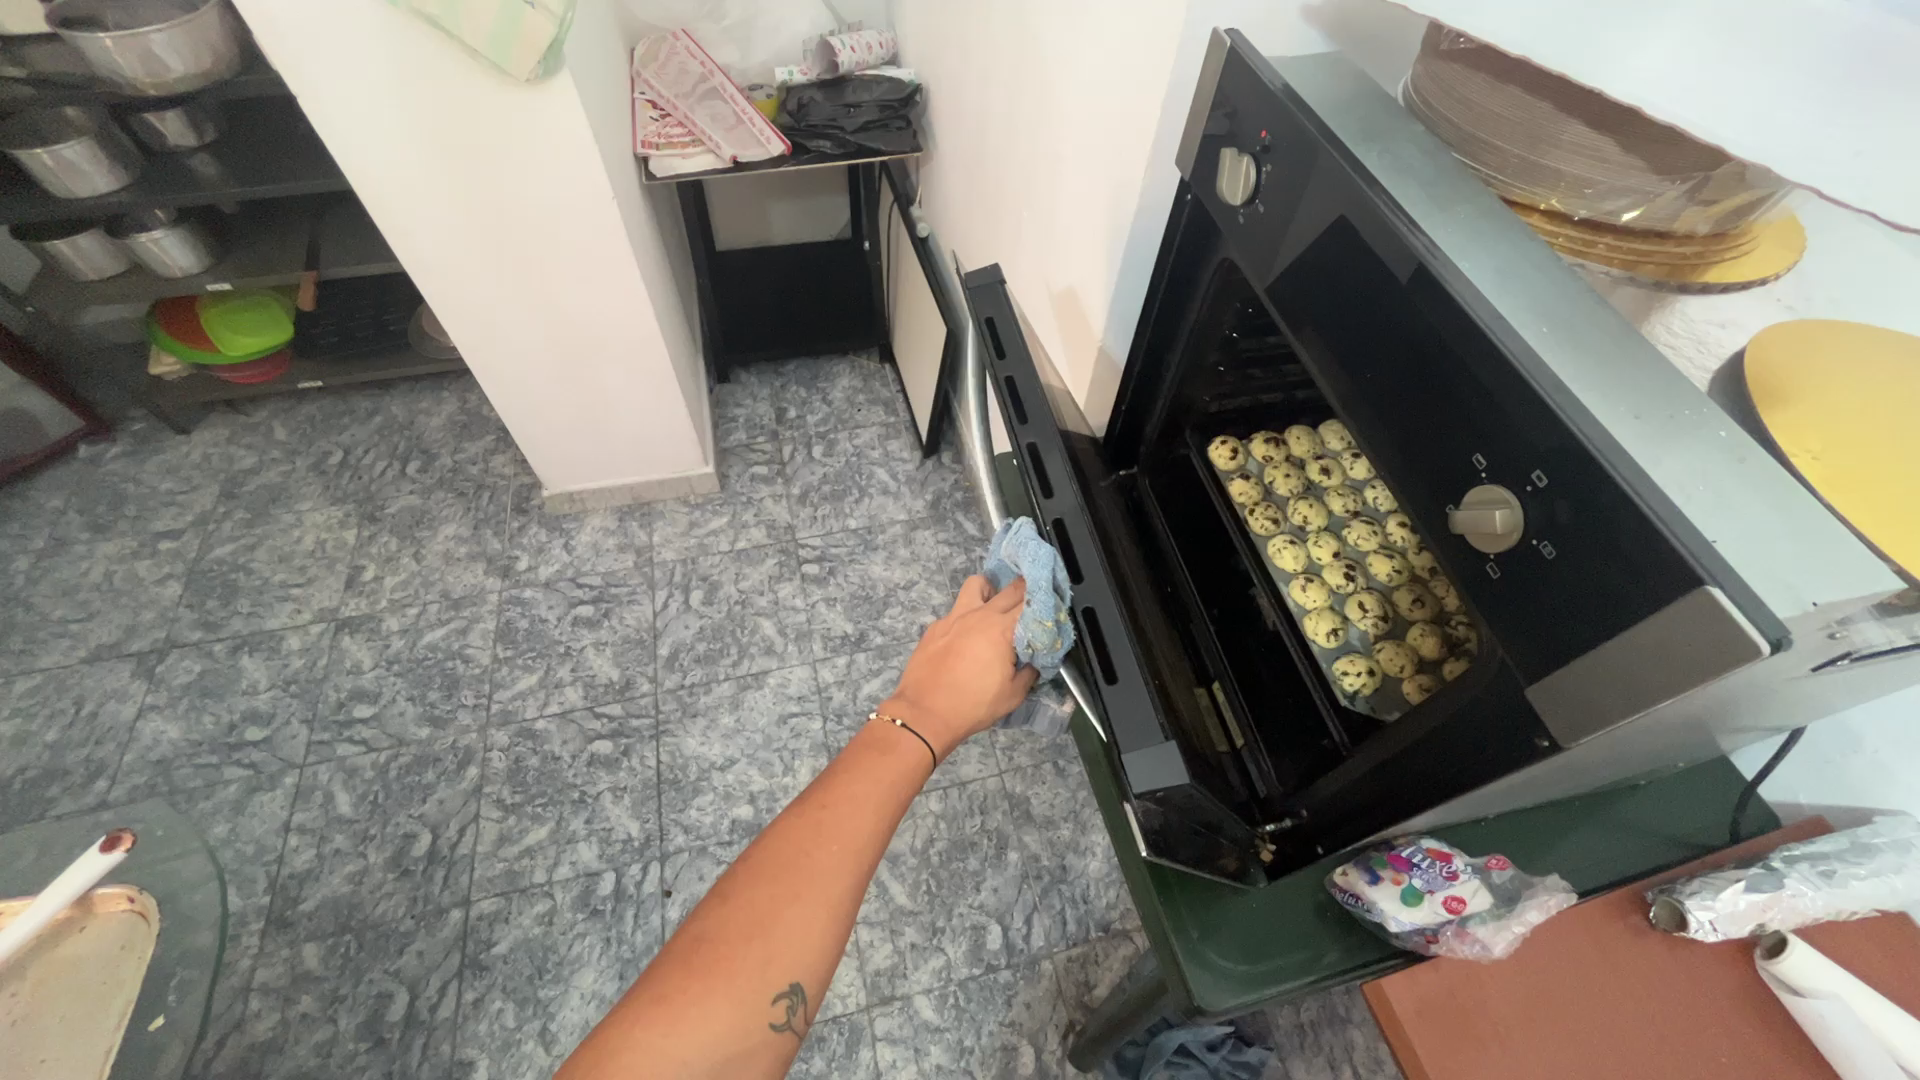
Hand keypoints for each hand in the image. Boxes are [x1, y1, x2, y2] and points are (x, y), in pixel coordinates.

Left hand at [879, 575, 1038, 758]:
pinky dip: (966, 616)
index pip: (1031, 603)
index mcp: (1003, 629)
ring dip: (990, 590)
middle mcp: (980, 614)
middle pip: (1010, 589)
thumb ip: (1029, 672)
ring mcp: (954, 616)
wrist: (926, 713)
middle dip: (1025, 592)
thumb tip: (1034, 661)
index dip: (1044, 603)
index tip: (1049, 610)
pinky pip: (956, 610)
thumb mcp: (1013, 694)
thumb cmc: (973, 705)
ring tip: (993, 608)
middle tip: (1030, 604)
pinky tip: (964, 638)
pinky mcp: (935, 626)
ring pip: (977, 584)